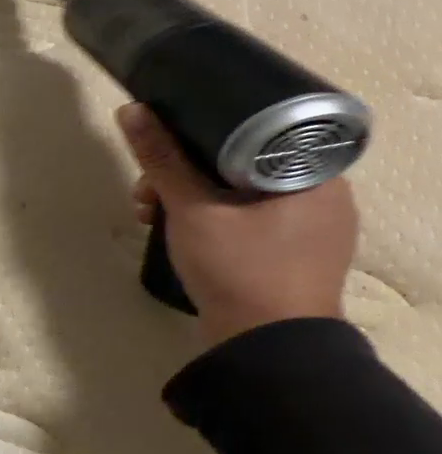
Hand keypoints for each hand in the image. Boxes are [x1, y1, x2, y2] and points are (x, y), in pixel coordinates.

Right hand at [117, 103, 359, 345]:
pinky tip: (173, 227)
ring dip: (186, 195)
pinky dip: (207, 215)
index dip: (200, 133)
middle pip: (237, 163)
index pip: (254, 132)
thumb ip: (161, 159)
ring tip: (149, 213)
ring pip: (234, 190)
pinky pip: (243, 215)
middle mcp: (322, 197)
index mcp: (315, 179)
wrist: (266, 343)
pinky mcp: (291, 251)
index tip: (162, 146)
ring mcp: (309, 228)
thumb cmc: (239, 266)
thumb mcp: (190, 208)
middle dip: (181, 172)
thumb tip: (132, 110)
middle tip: (147, 190)